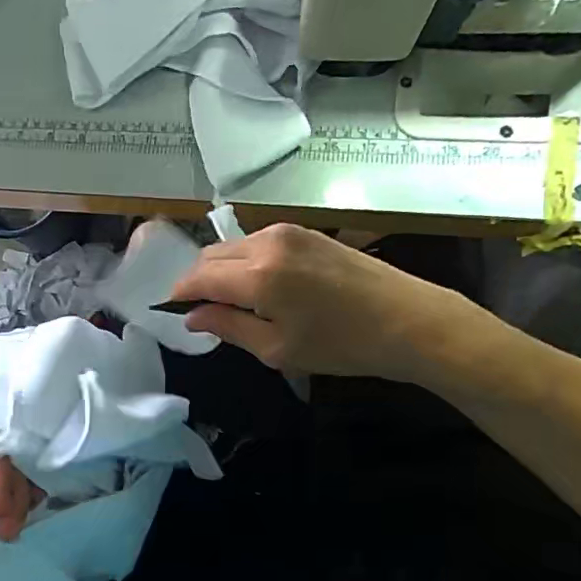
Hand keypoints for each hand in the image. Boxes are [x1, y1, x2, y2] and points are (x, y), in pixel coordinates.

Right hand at [168, 223, 478, 380]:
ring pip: (234, 246)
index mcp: (258, 275)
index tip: (172, 311)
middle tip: (203, 311)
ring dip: (223, 269)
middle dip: (198, 280)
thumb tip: (193, 317)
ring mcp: (289, 231)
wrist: (409, 319)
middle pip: (211, 254)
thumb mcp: (278, 349)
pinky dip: (247, 261)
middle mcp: (267, 242)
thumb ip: (228, 327)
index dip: (179, 293)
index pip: (198, 276)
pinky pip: (259, 242)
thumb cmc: (343, 344)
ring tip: (234, 302)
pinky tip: (261, 286)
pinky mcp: (307, 231)